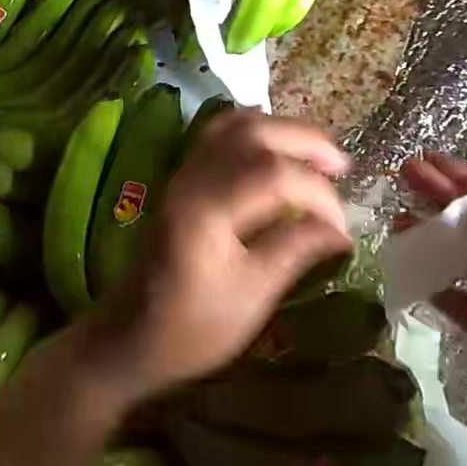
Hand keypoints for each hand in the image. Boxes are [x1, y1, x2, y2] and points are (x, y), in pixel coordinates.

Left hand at [78, 110, 352, 401]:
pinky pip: (221, 132)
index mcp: (206, 212)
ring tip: (317, 153)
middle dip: (306, 142)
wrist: (125, 340)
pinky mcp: (182, 176)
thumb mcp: (251, 298)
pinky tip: (277, 148)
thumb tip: (341, 229)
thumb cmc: (188, 330)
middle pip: (255, 133)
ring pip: (237, 124)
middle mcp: (192, 179)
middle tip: (341, 166)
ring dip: (283, 130)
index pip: (274, 176)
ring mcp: (183, 173)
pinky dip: (256, 130)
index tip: (341, 226)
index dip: (317, 193)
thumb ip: (295, 251)